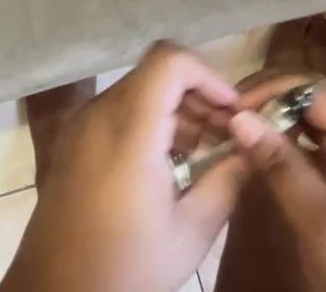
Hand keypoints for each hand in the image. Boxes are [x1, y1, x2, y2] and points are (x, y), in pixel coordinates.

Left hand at [0, 42, 243, 291]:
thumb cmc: (126, 266)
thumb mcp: (190, 232)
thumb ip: (227, 180)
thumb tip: (253, 145)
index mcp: (129, 128)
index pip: (169, 60)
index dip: (208, 74)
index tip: (232, 111)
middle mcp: (100, 113)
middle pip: (156, 73)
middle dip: (198, 95)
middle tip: (226, 136)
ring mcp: (81, 125)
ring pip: (138, 90)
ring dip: (176, 110)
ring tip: (204, 153)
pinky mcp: (72, 141)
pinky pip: (118, 111)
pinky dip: (149, 122)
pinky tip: (170, 163)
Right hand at [225, 76, 325, 291]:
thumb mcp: (321, 221)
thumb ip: (280, 165)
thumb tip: (238, 116)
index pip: (316, 90)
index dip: (272, 91)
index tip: (232, 107)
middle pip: (315, 102)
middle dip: (271, 103)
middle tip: (228, 118)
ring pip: (314, 125)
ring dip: (276, 124)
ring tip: (237, 131)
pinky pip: (318, 150)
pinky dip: (288, 148)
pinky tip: (260, 155)